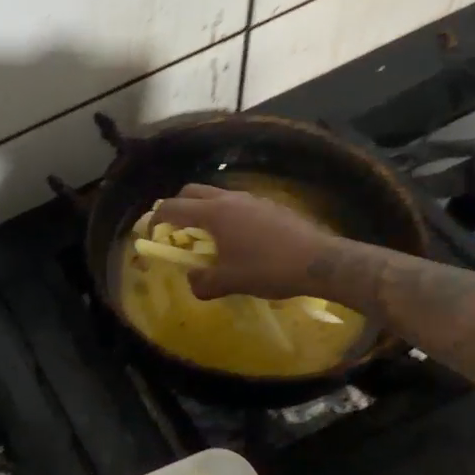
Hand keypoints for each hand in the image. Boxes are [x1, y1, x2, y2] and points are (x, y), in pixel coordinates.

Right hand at [153, 184, 341, 299]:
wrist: (321, 261)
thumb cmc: (269, 269)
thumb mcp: (230, 282)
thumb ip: (203, 282)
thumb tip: (192, 280)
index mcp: (213, 213)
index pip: (172, 207)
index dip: (156, 220)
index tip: (153, 236)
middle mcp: (229, 199)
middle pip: (191, 192)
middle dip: (177, 208)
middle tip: (178, 232)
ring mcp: (252, 199)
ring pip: (215, 195)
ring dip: (203, 211)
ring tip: (209, 238)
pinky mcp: (270, 205)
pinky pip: (237, 203)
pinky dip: (226, 215)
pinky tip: (239, 240)